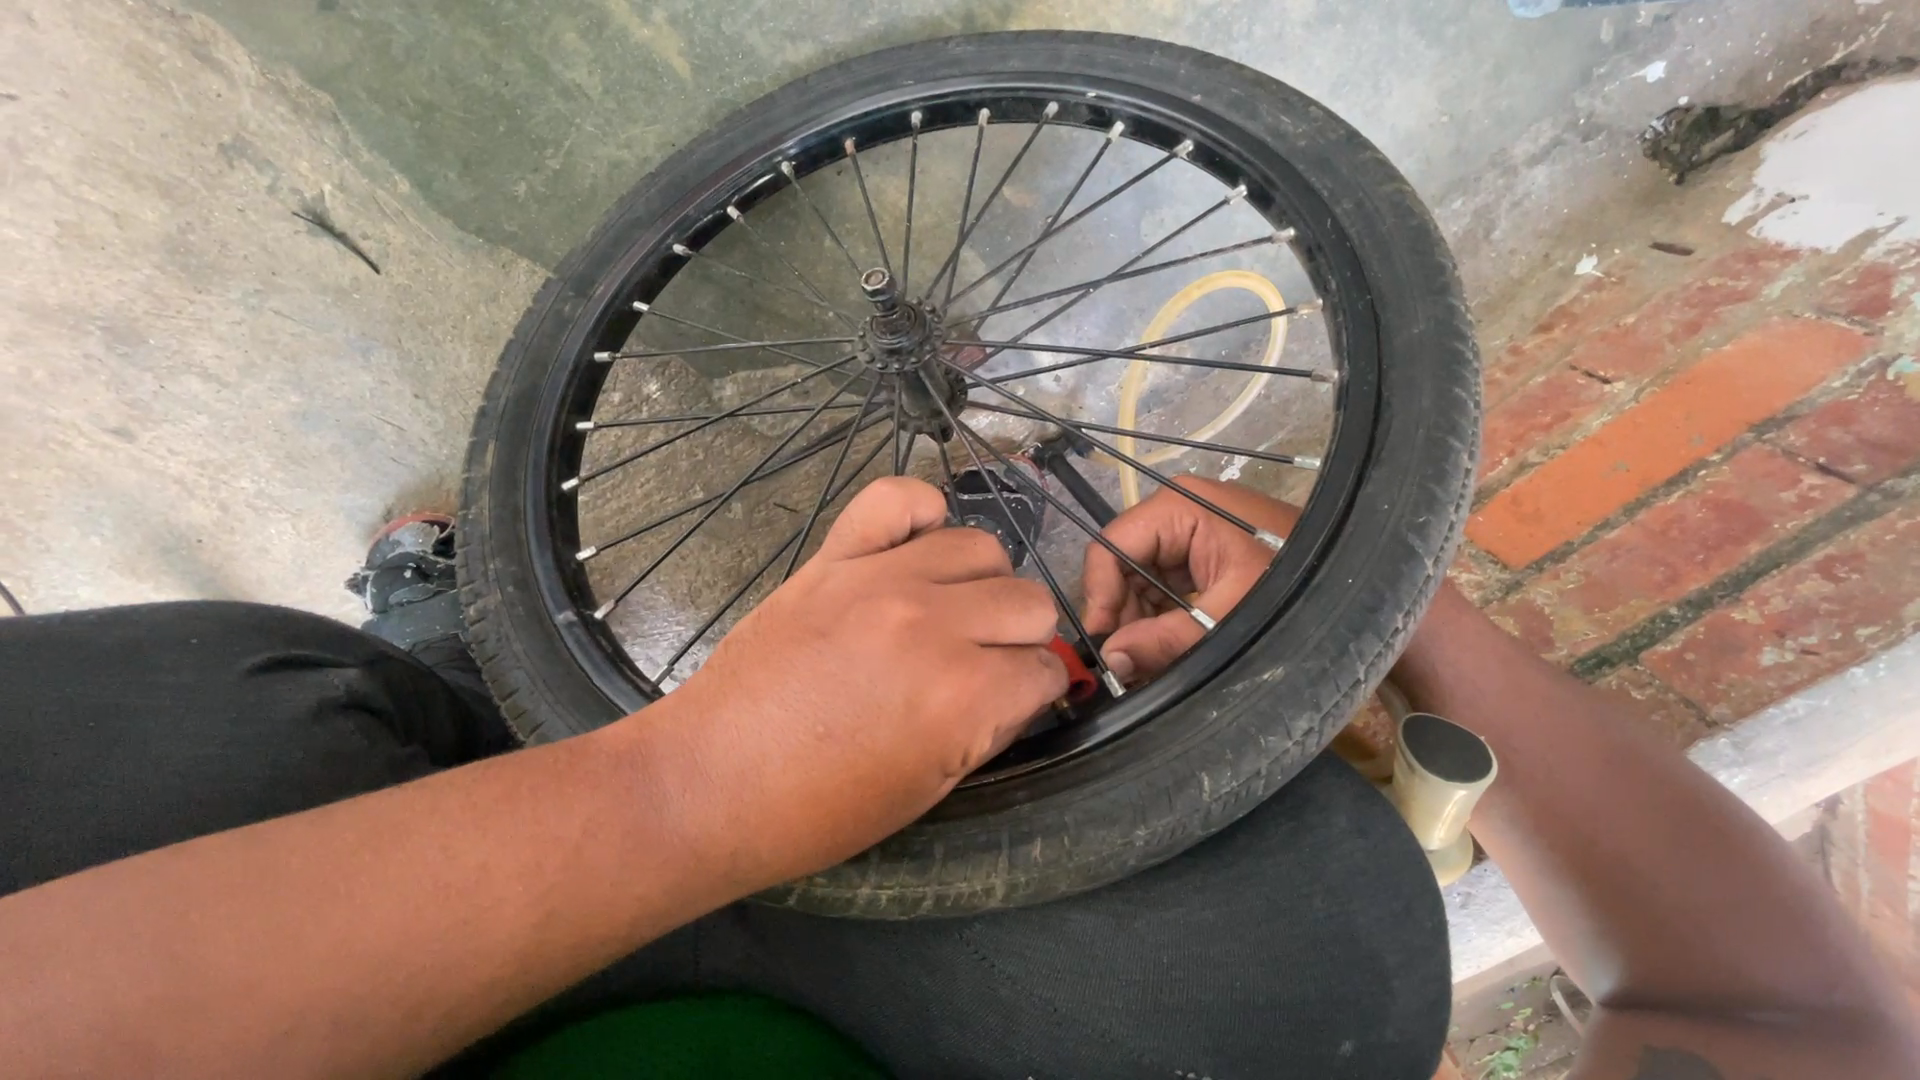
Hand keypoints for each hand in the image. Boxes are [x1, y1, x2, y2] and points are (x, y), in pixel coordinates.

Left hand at [657, 477, 1068, 888]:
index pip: (1046, 668)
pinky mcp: (834, 557)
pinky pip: (896, 497)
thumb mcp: (928, 790)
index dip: (1038, 690)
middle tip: (985, 663)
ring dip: (981, 584)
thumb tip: (1022, 688)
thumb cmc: (819, 810)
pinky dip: (919, 512)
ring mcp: (881, 580)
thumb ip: (989, 727)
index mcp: (966, 695)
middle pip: (1029, 601)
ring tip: (950, 612)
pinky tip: (916, 547)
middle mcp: (935, 624)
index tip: (1016, 700)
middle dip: (1020, 639)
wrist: (712, 782)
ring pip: (980, 546)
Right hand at [1080, 477, 1298, 682]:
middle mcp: (1177, 513)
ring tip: (1147, 661)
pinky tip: (1166, 649)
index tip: (1102, 640)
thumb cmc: (1296, 585)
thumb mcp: (1229, 616)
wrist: (1363, 581)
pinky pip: (1163, 587)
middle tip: (1126, 661)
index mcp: (1180, 507)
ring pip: (1139, 581)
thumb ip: (1167, 640)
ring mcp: (1190, 534)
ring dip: (1140, 622)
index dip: (1099, 593)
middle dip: (1122, 615)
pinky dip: (1161, 619)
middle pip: (1122, 565)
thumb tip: (1111, 660)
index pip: (1110, 546)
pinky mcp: (1202, 555)